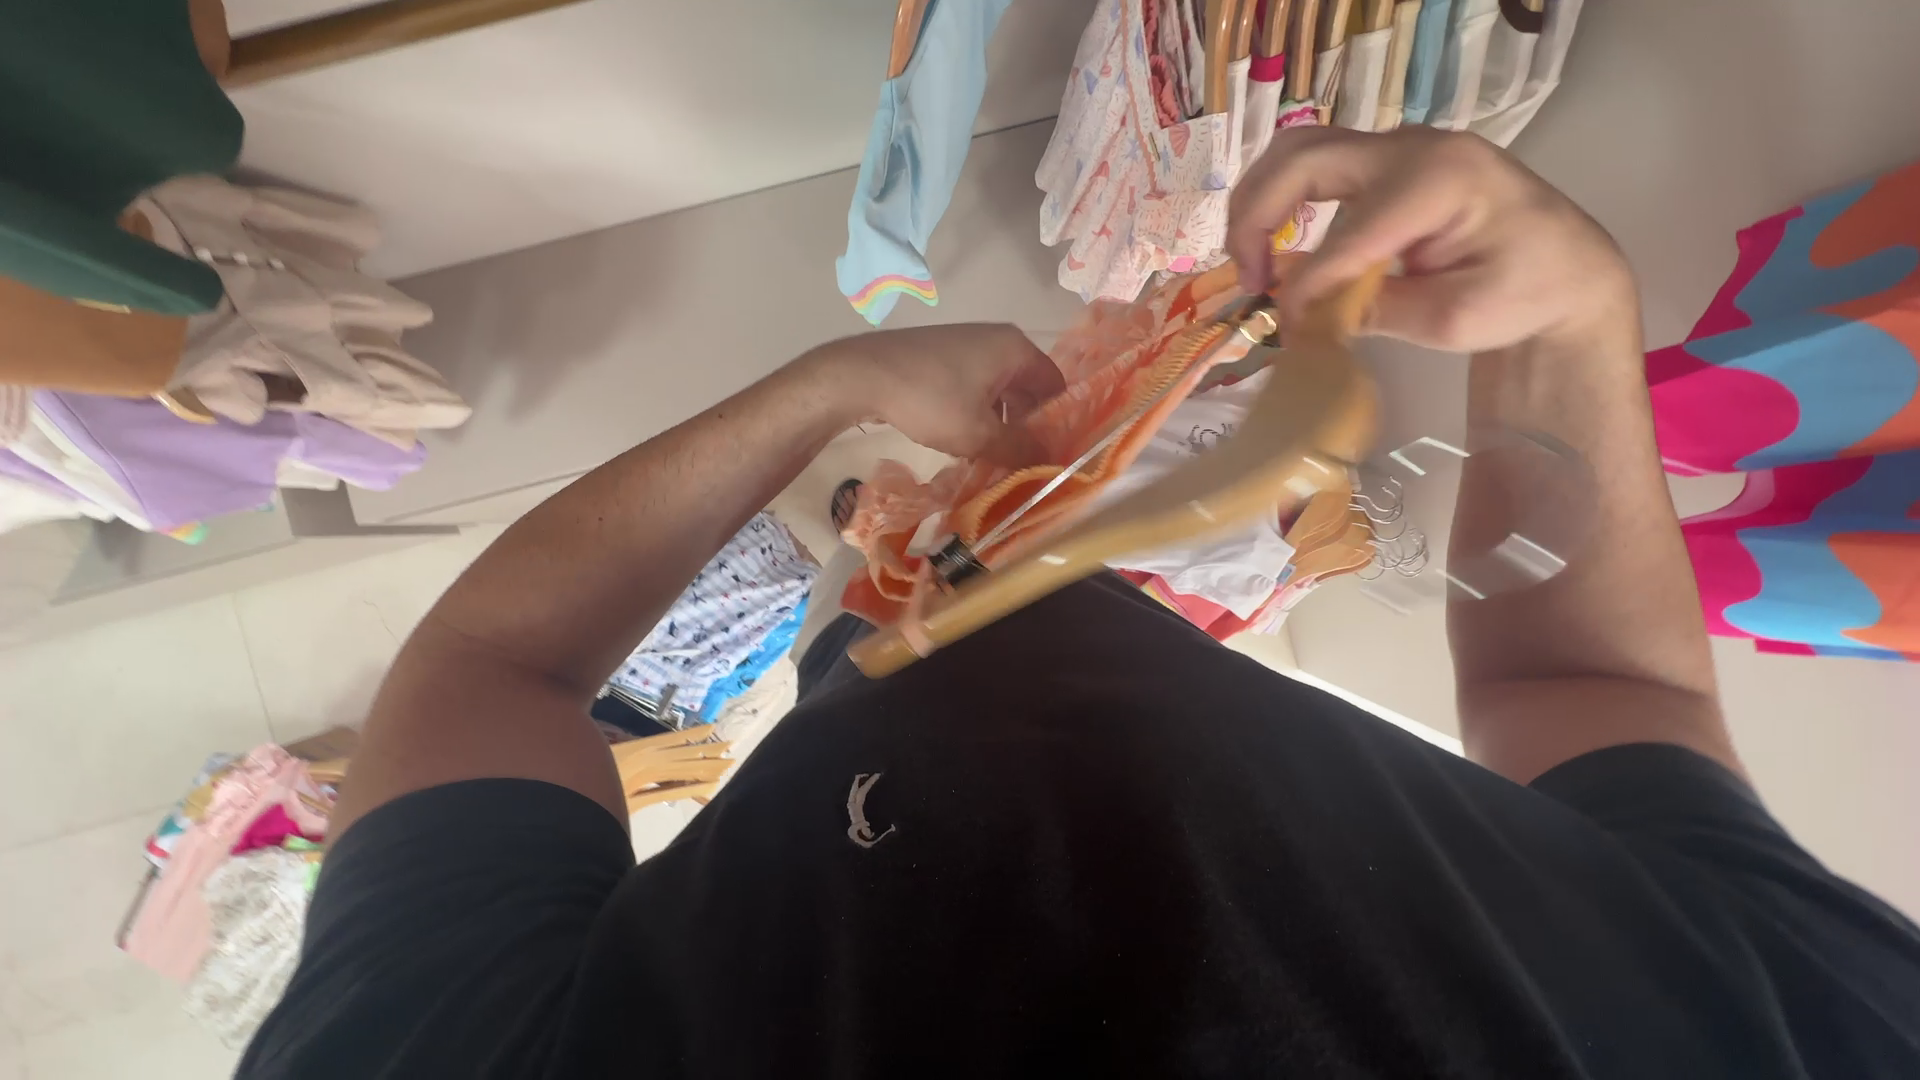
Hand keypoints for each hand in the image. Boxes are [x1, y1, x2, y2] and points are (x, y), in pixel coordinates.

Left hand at [814, 324, 1065, 465]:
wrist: (863, 374)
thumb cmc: (930, 400)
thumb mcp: (979, 434)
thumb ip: (1019, 449)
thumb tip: (1049, 460)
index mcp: (1016, 349)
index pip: (1055, 387)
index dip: (1057, 423)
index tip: (1049, 456)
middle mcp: (997, 339)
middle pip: (1028, 388)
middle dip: (1025, 426)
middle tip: (1020, 463)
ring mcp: (968, 344)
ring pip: (999, 391)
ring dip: (999, 424)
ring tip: (992, 458)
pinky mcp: (944, 355)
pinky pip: (975, 387)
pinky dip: (977, 413)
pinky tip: (965, 441)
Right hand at [1226, 127, 1637, 352]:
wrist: (1568, 269)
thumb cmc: (1521, 295)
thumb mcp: (1449, 319)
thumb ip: (1370, 311)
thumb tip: (1298, 318)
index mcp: (1437, 183)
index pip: (1341, 239)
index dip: (1303, 291)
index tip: (1290, 333)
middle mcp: (1412, 149)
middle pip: (1299, 161)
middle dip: (1255, 221)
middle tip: (1249, 280)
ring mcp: (1398, 149)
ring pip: (1296, 153)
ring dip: (1258, 204)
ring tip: (1253, 262)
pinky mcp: (1386, 163)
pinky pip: (1312, 167)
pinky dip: (1279, 201)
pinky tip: (1277, 245)